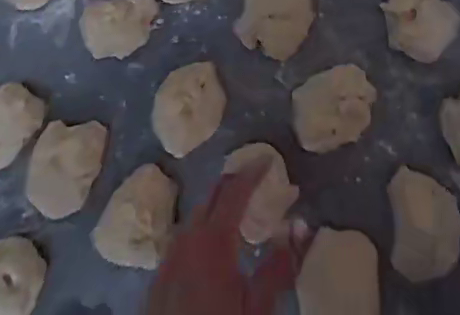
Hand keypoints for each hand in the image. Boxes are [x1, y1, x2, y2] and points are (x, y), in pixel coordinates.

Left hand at [145, 163, 303, 314]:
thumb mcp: (258, 307)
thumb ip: (280, 265)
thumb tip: (301, 226)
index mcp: (212, 241)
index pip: (235, 192)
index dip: (253, 171)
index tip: (269, 159)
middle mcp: (186, 243)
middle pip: (210, 197)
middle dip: (233, 182)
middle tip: (256, 176)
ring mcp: (168, 262)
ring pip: (194, 217)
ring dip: (216, 204)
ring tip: (237, 206)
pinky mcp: (158, 283)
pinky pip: (182, 239)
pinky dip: (201, 227)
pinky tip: (210, 244)